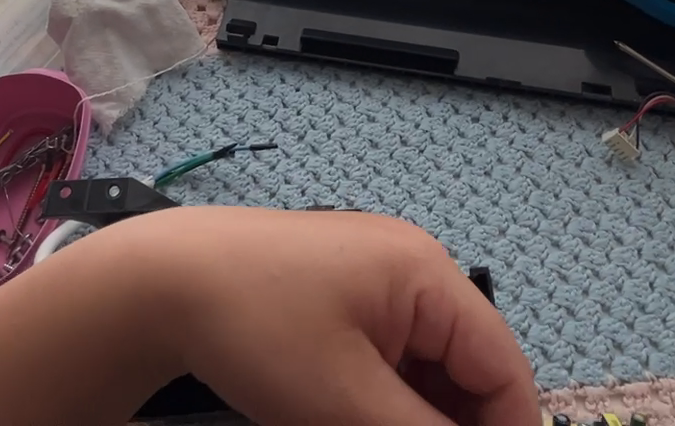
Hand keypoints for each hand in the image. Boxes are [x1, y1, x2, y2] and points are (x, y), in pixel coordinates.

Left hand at [101, 206, 538, 425]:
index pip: (504, 366)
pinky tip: (357, 420)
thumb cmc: (262, 328)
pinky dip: (388, 398)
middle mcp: (413, 265)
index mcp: (428, 273)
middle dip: (452, 425)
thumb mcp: (348, 401)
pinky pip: (391, 353)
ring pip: (428, 366)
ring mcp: (377, 276)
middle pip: (468, 366)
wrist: (171, 279)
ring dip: (418, 415)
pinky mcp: (346, 291)